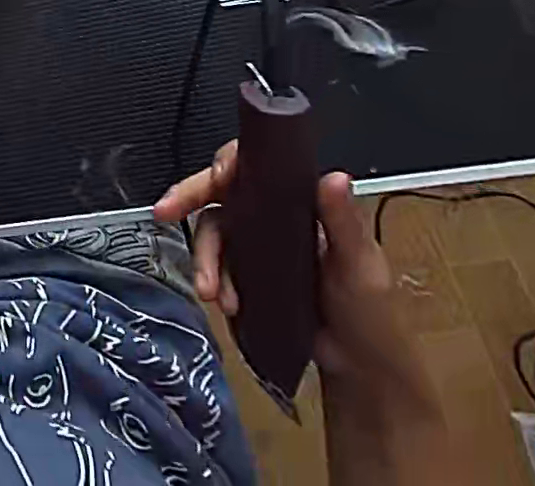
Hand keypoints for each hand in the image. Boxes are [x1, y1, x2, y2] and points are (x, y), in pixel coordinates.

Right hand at [152, 145, 432, 399]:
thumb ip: (344, 221)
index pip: (253, 166)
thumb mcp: (361, 264)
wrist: (358, 370)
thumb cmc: (370, 311)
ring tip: (210, 289)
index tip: (217, 177)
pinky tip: (222, 300)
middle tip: (164, 211)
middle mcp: (270, 214)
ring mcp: (254, 243)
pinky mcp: (243, 272)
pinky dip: (211, 277)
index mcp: (298, 200)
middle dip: (187, 197)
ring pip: (211, 229)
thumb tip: (333, 177)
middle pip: (219, 192)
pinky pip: (215, 264)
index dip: (228, 164)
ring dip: (203, 256)